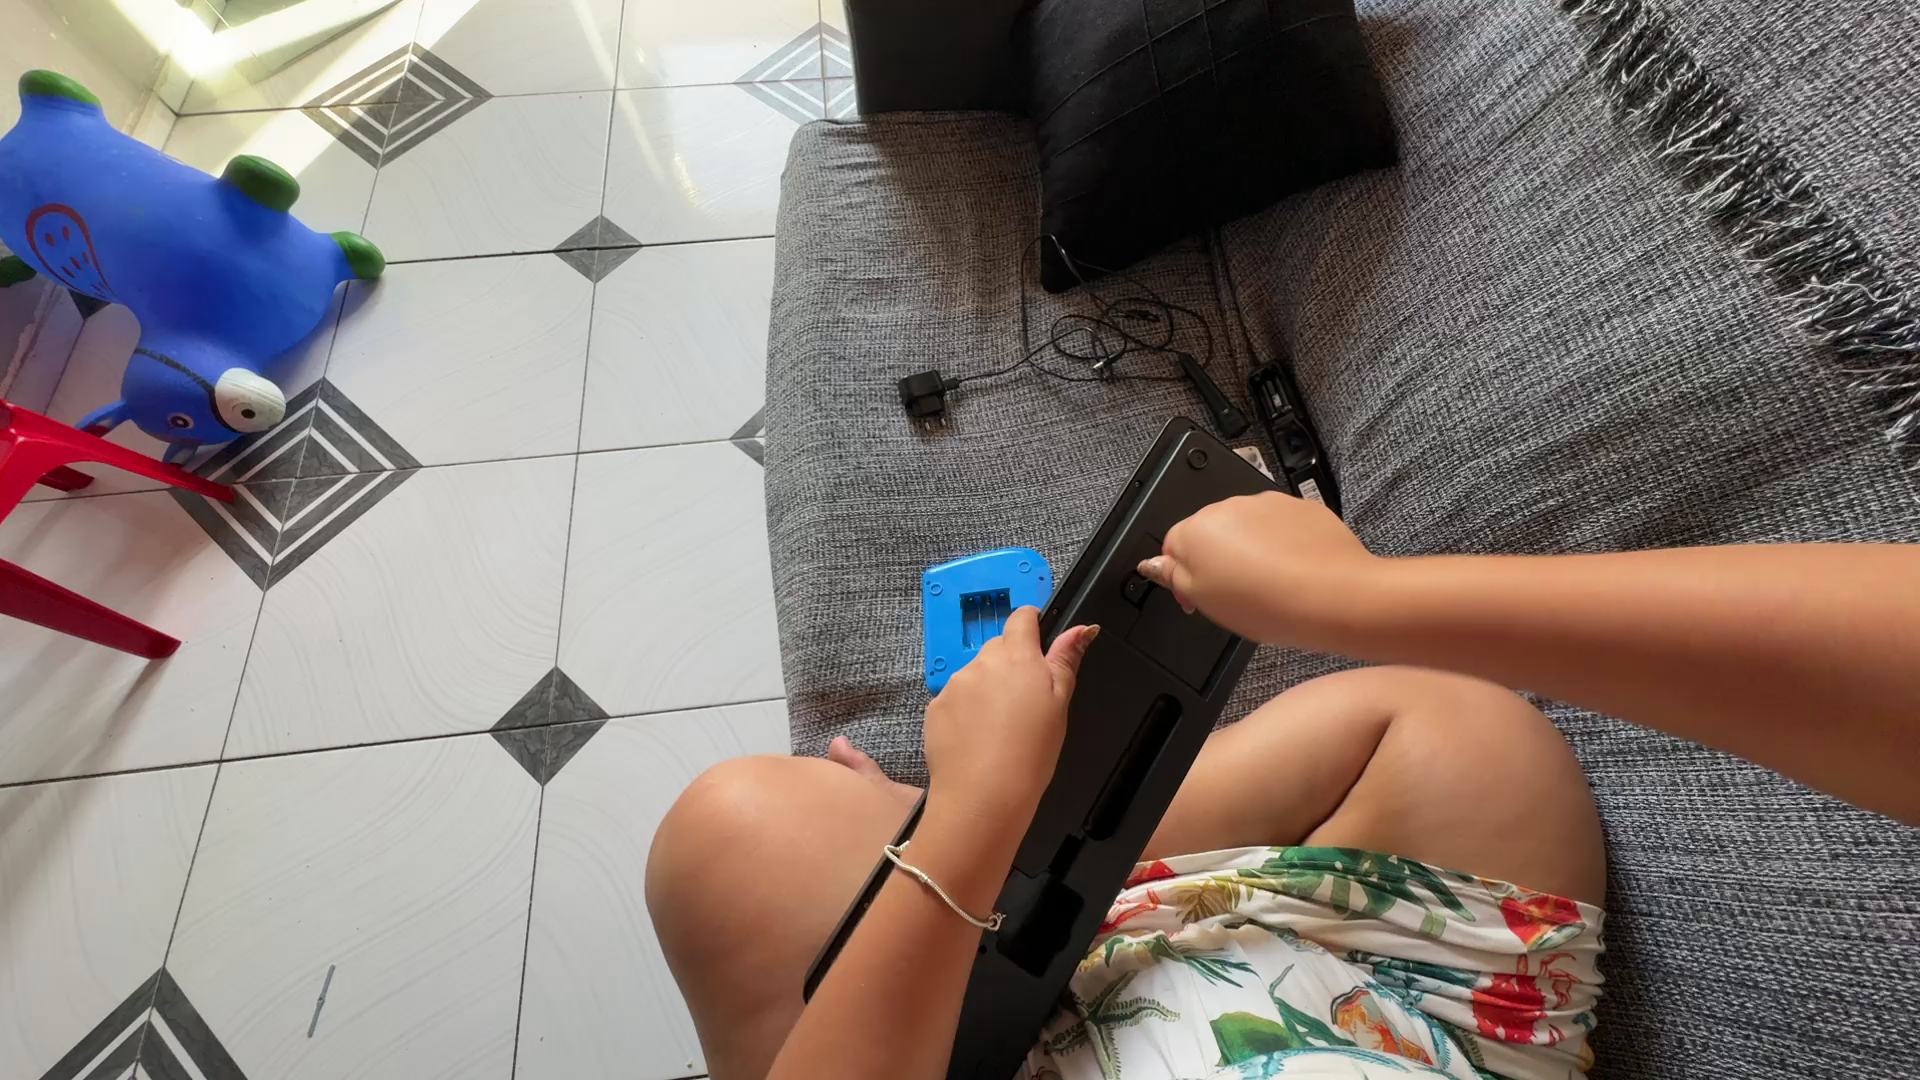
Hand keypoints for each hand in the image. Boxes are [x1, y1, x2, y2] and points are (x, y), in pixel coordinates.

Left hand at [923, 609, 1097, 832]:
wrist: (983, 795)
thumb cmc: (1031, 753)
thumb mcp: (1060, 704)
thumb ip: (1067, 659)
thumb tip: (1082, 628)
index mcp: (1017, 656)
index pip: (1022, 617)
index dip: (1032, 624)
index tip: (1038, 643)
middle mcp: (982, 662)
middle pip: (998, 648)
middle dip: (1011, 664)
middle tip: (1024, 701)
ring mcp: (955, 684)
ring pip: (975, 674)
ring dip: (987, 688)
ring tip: (1000, 727)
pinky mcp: (936, 706)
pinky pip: (954, 699)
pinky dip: (965, 711)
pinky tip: (977, 738)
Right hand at [1138, 491, 1375, 644]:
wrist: (1335, 596)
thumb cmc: (1268, 601)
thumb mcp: (1203, 599)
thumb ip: (1172, 577)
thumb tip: (1152, 564)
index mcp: (1196, 528)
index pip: (1172, 545)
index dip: (1182, 577)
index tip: (1198, 598)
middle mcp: (1228, 507)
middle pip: (1209, 533)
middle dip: (1216, 561)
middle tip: (1233, 596)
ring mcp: (1267, 504)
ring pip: (1244, 528)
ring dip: (1248, 551)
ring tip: (1265, 586)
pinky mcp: (1300, 508)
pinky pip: (1279, 526)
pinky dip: (1279, 546)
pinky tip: (1289, 573)